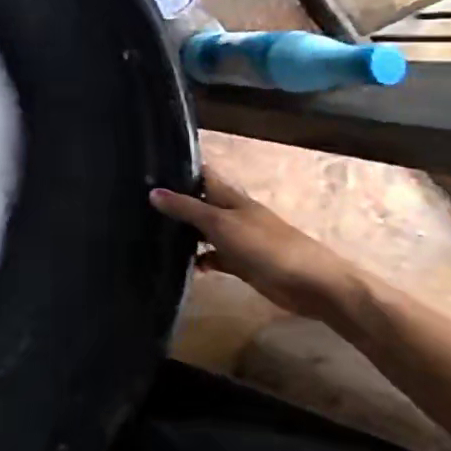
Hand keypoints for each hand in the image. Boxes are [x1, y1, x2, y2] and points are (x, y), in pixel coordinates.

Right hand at [149, 167, 361, 320]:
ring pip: (203, 231)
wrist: (312, 284)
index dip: (179, 168)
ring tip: (151, 233)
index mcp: (229, 197)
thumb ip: (187, 209)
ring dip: (184, 233)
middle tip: (139, 203)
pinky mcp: (241, 264)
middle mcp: (231, 213)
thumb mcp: (221, 224)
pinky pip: (214, 257)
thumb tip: (153, 192)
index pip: (201, 175)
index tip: (150, 165)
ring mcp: (237, 239)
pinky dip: (200, 260)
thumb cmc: (266, 245)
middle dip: (175, 202)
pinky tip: (183, 266)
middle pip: (199, 202)